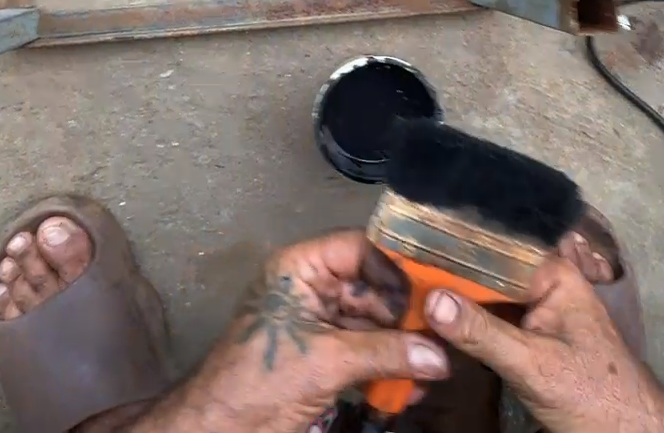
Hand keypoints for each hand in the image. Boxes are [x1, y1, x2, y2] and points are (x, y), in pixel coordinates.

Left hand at [134, 230, 450, 432]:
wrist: (220, 430)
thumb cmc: (263, 379)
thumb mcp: (328, 362)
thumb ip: (384, 353)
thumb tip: (440, 357)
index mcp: (300, 268)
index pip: (356, 249)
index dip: (392, 268)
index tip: (429, 291)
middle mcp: (310, 286)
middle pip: (367, 286)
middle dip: (403, 312)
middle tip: (443, 330)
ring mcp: (315, 320)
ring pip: (368, 320)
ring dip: (399, 343)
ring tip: (437, 360)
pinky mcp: (320, 353)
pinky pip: (360, 348)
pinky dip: (384, 364)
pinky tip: (414, 381)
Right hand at [424, 254, 663, 432]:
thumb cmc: (594, 395)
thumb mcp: (535, 365)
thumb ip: (484, 332)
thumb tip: (432, 298)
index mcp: (552, 273)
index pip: (496, 244)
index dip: (455, 240)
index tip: (412, 237)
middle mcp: (541, 284)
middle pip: (487, 269)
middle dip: (448, 271)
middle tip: (398, 265)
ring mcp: (534, 313)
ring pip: (485, 296)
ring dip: (452, 297)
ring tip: (404, 286)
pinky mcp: (527, 340)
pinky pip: (489, 321)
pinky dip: (463, 323)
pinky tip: (430, 319)